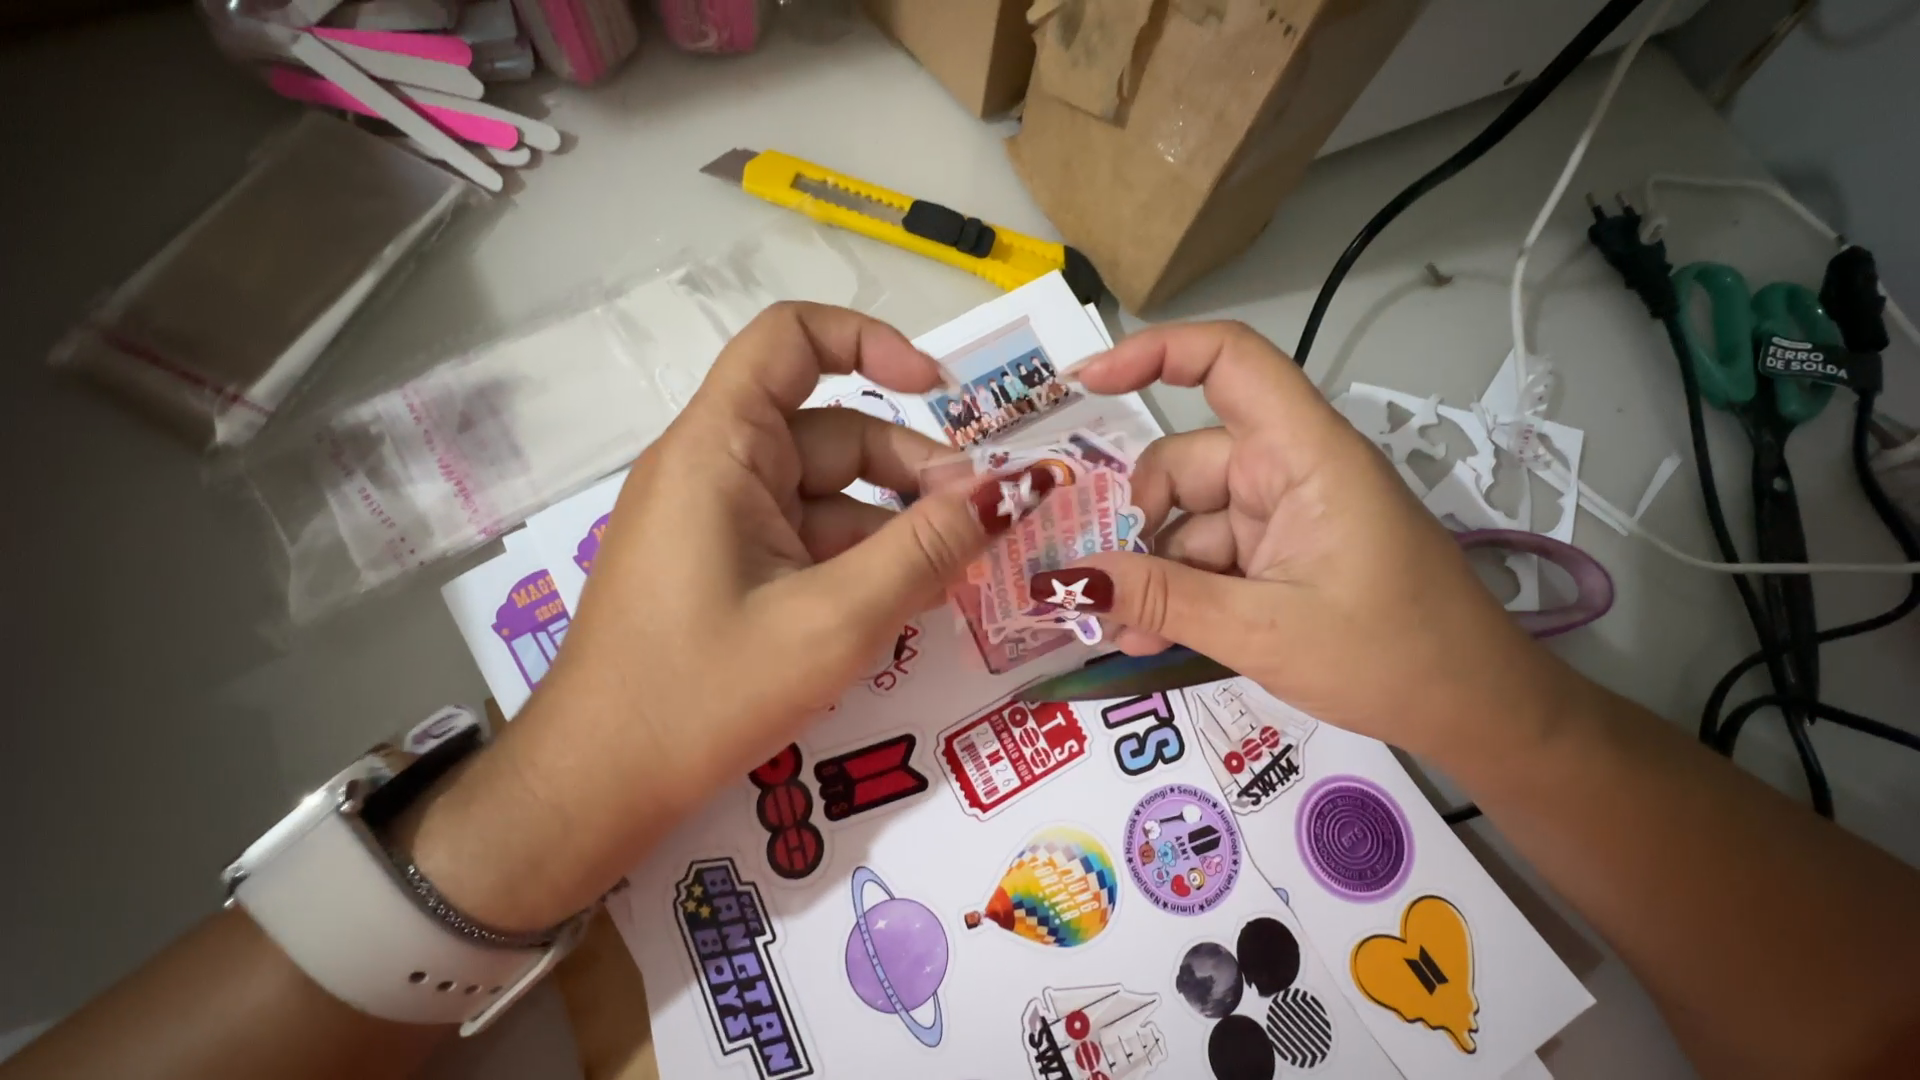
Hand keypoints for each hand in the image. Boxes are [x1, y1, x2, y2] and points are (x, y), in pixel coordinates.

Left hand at [404, 303, 1005, 929]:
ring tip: (953, 577)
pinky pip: (805, 540)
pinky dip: (858, 561)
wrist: (597, 787)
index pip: (791, 339)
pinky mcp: (724, 567)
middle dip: (910, 470)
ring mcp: (718, 521)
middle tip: (979, 526)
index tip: (939, 390)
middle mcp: (715, 468)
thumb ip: (930, 548)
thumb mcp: (836, 619)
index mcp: (720, 448)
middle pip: (830, 432)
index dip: (871, 342)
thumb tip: (1017, 487)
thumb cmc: (706, 693)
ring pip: (826, 495)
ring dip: (893, 526)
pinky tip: (904, 604)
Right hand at [1050, 323, 1572, 763]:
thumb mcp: (1260, 630)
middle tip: (1098, 584)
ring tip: (1123, 631)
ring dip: (1150, 571)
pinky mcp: (1280, 553)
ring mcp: (1283, 513)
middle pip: (1184, 463)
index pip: (1229, 360)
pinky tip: (1149, 636)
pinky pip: (1207, 556)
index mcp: (1303, 455)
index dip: (1154, 352)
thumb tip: (1064, 583)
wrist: (1475, 712)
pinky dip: (1176, 591)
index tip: (1085, 384)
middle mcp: (1288, 469)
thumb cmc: (1391, 656)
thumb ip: (1159, 600)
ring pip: (1186, 519)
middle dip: (1135, 522)